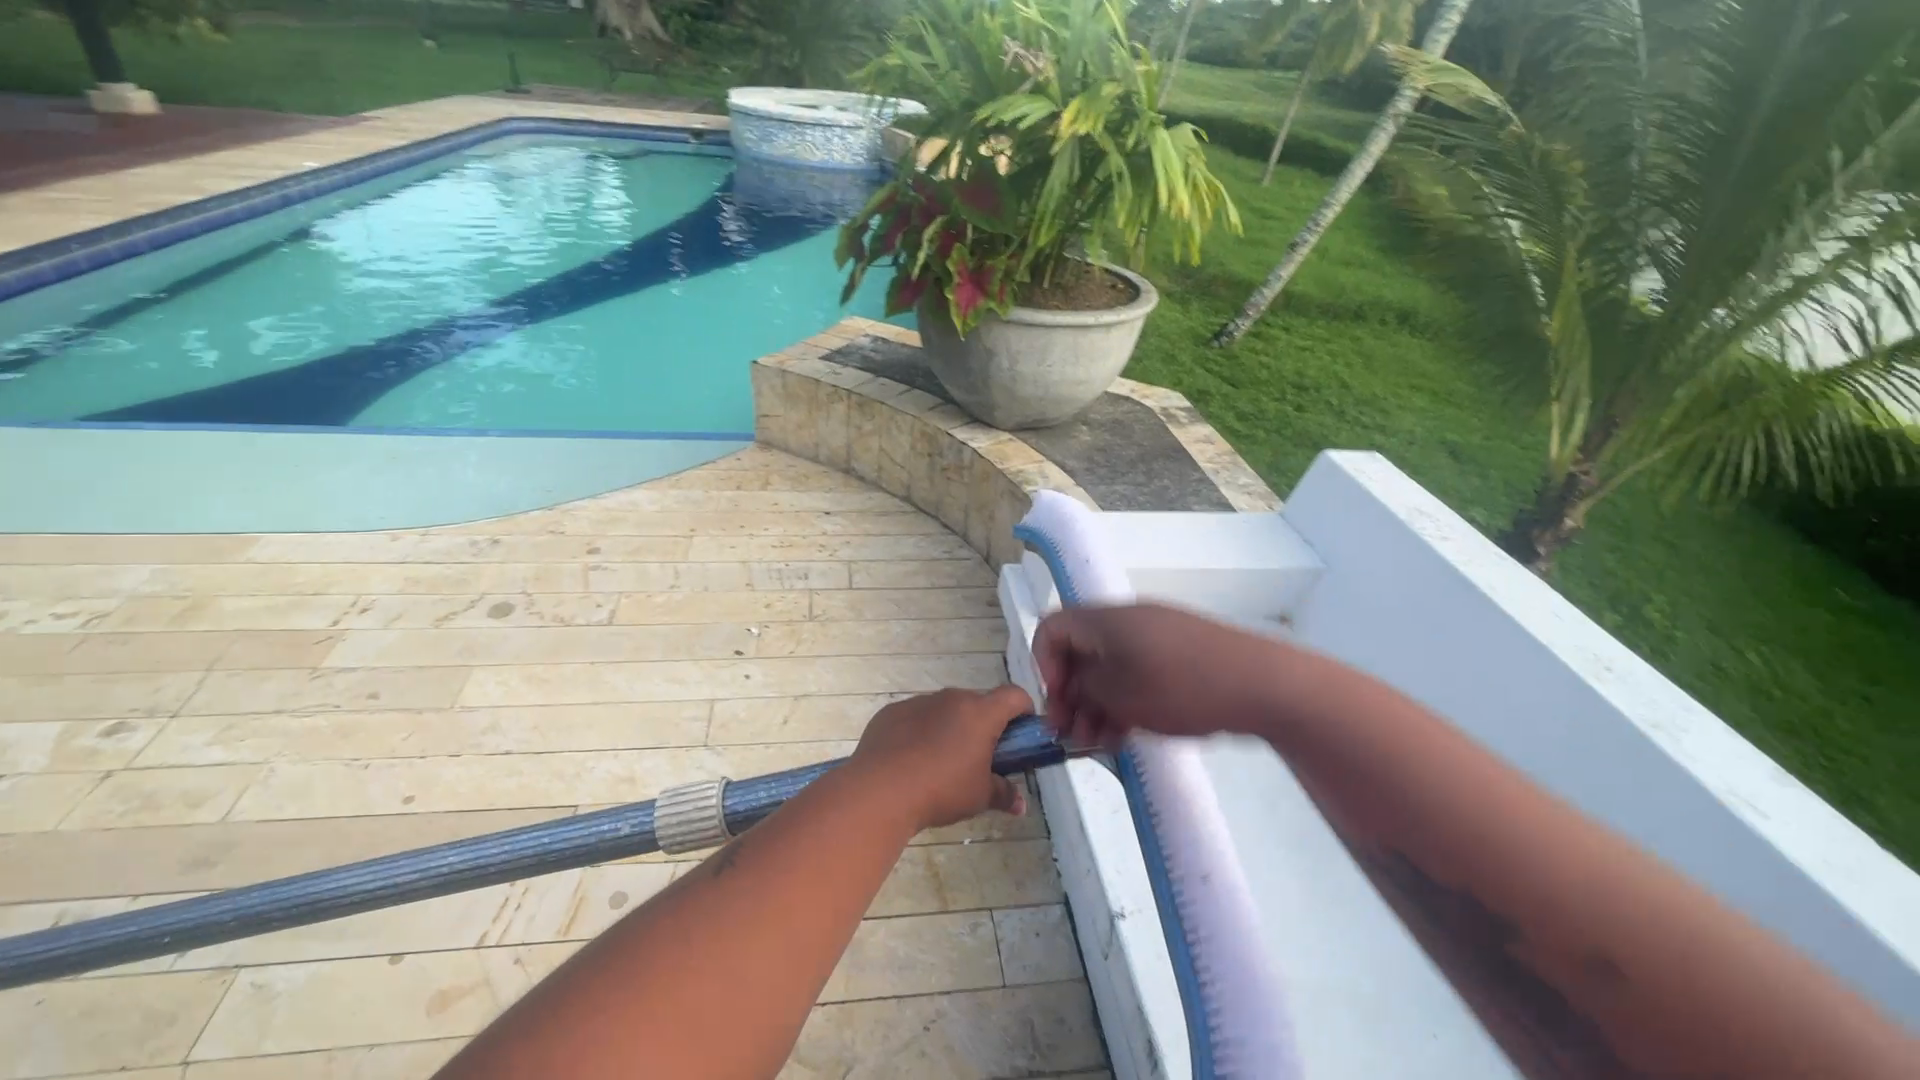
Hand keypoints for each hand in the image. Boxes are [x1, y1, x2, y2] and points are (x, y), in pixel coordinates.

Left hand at [849, 686, 1032, 831]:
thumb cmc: (941, 790)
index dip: (1024, 710)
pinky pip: (915, 717)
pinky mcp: (890, 712)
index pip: (1014, 696)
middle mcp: (950, 699)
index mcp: (980, 713)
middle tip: (981, 756)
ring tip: (941, 762)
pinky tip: (910, 760)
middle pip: (977, 703)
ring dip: (950, 727)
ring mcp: (918, 702)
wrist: (879, 790)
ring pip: (944, 709)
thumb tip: (1021, 805)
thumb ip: (1003, 795)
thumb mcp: (979, 797)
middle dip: (984, 724)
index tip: (1023, 731)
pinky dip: (919, 731)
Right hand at [1032, 603, 1288, 747]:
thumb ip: (1083, 689)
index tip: (1058, 704)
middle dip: (1071, 696)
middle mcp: (1128, 622)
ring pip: (1110, 670)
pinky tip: (1126, 735)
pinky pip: (1137, 676)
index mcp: (1106, 620)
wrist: (1263, 684)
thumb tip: (1072, 687)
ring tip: (1100, 744)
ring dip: (1097, 706)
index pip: (1051, 629)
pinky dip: (1125, 703)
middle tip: (1072, 737)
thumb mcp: (1119, 694)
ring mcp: (1157, 639)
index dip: (1044, 666)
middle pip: (1081, 653)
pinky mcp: (1181, 658)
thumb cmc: (1181, 686)